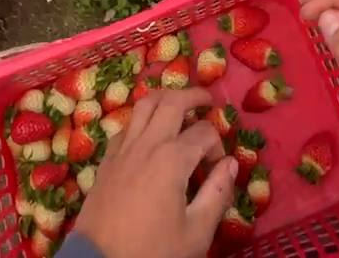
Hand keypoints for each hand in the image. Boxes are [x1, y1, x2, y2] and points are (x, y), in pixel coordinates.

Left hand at [73, 87, 235, 257]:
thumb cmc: (153, 252)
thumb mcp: (196, 233)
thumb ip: (217, 194)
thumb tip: (231, 163)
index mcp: (172, 159)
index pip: (204, 133)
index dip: (218, 146)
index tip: (218, 169)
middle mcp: (148, 143)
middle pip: (172, 102)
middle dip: (193, 96)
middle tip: (207, 101)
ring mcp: (124, 149)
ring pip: (145, 105)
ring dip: (165, 98)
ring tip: (179, 104)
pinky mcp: (107, 160)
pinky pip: (126, 126)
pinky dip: (141, 120)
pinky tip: (147, 134)